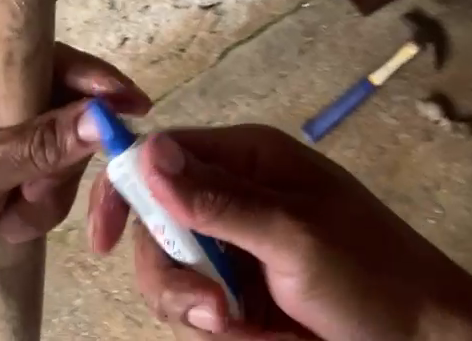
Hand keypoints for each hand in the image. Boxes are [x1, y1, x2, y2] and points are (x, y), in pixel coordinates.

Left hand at [0, 42, 150, 340]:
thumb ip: (41, 145)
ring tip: (8, 215)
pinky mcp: (18, 167)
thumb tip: (104, 118)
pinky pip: (59, 177)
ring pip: (69, 148)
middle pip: (68, 107)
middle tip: (32, 193)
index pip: (49, 60)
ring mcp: (10, 132)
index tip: (132, 105)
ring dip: (47, 191)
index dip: (91, 80)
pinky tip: (5, 224)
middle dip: (58, 161)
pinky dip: (40, 207)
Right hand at [87, 125, 471, 340]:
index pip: (164, 153)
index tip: (102, 239)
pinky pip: (200, 308)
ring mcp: (240, 244)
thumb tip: (148, 150)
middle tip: (210, 315)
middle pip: (160, 223)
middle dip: (174, 274)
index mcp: (250, 157)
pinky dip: (219, 331)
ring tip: (243, 331)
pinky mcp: (245, 289)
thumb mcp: (292, 237)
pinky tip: (258, 336)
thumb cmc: (368, 276)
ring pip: (176, 271)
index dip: (127, 186)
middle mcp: (237, 193)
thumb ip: (218, 200)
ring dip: (196, 310)